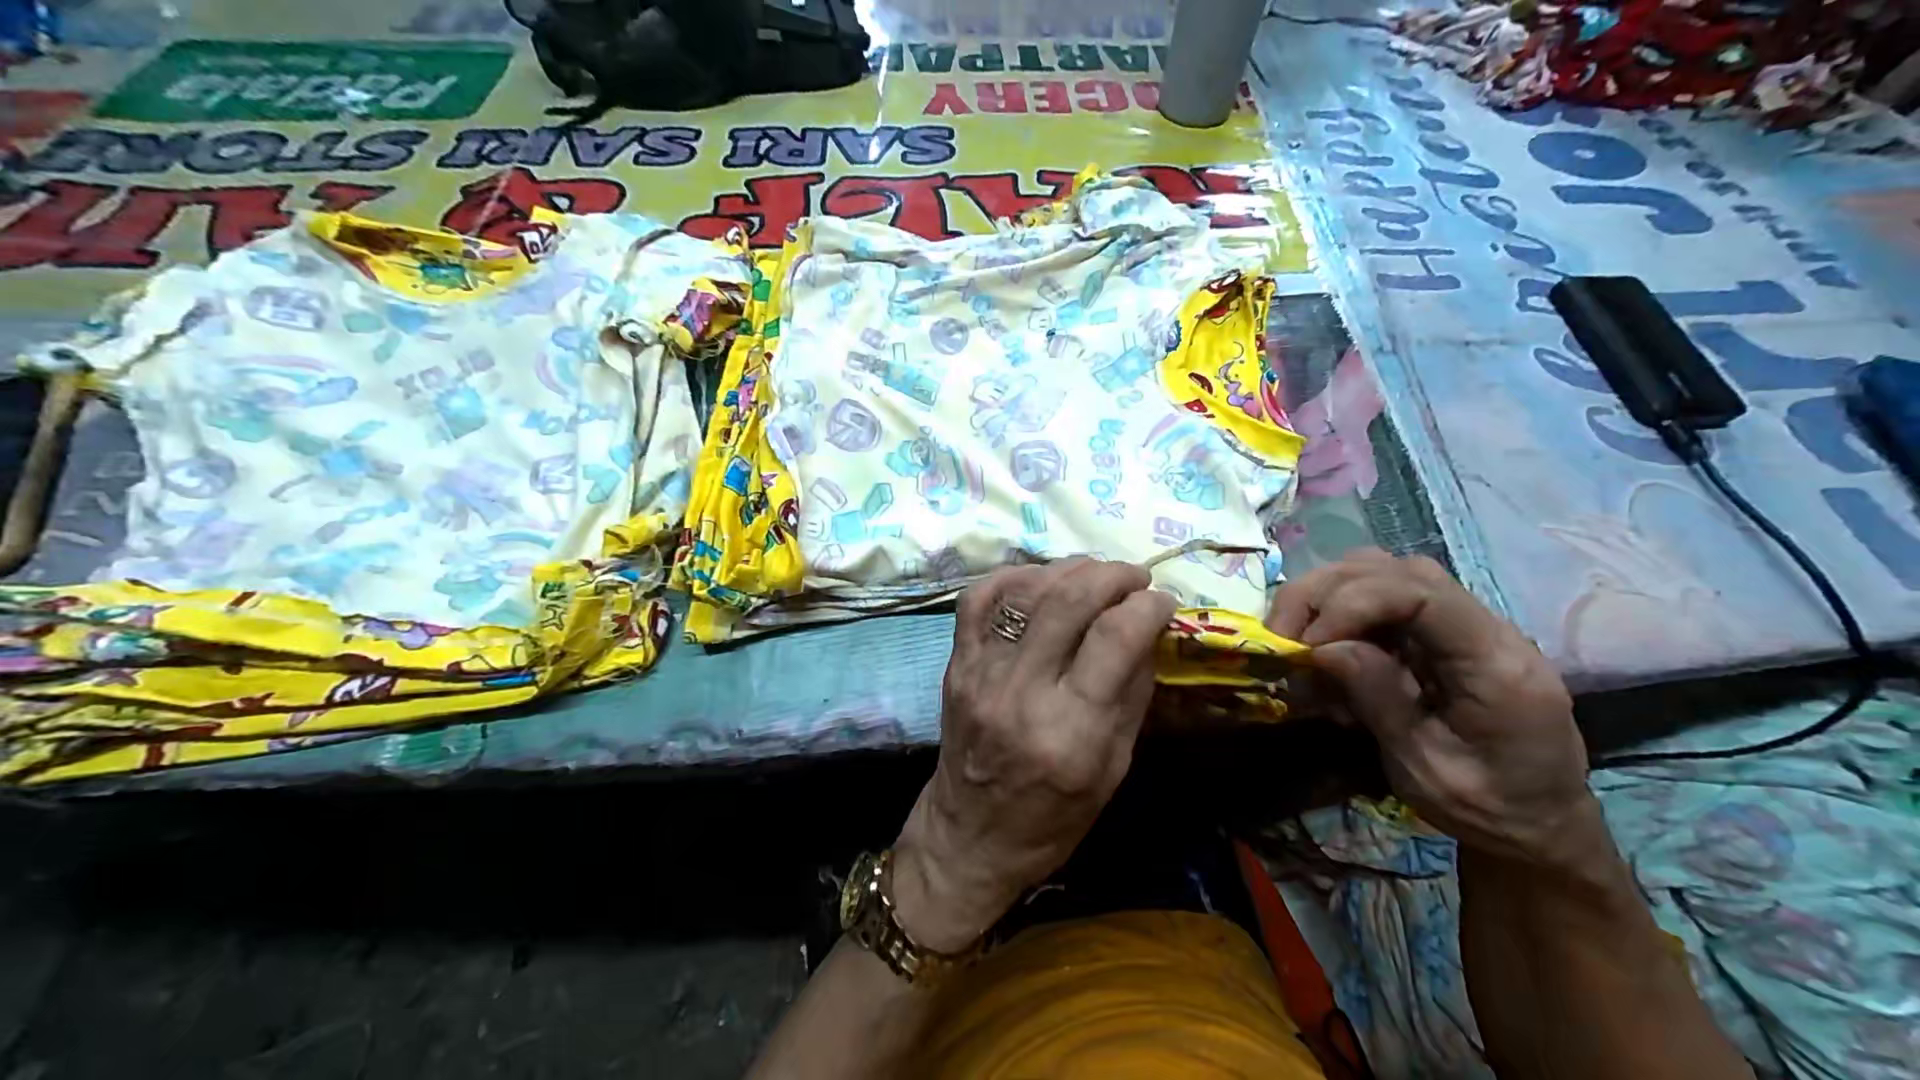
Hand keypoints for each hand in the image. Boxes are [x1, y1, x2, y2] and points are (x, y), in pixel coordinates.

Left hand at [890, 558, 1176, 952]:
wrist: (970, 838)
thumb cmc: (1053, 818)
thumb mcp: (1114, 769)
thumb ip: (1133, 693)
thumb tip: (1148, 629)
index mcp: (1072, 732)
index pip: (1115, 638)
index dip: (1148, 606)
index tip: (1163, 601)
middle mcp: (1023, 693)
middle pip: (1069, 601)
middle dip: (1113, 575)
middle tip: (1135, 578)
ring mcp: (980, 674)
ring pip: (1025, 592)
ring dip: (1069, 569)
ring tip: (1095, 572)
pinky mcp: (955, 665)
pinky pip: (977, 599)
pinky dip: (1013, 577)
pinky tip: (1041, 579)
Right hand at [1268, 549, 1605, 872]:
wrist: (1537, 824)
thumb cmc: (1487, 808)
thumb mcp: (1426, 768)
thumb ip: (1379, 699)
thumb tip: (1321, 647)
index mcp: (1495, 663)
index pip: (1420, 593)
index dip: (1352, 603)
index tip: (1308, 644)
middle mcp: (1483, 628)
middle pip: (1393, 571)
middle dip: (1324, 595)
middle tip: (1284, 639)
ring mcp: (1460, 625)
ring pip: (1382, 574)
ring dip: (1327, 599)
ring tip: (1300, 644)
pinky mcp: (1438, 634)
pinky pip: (1379, 600)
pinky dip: (1339, 618)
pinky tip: (1327, 659)